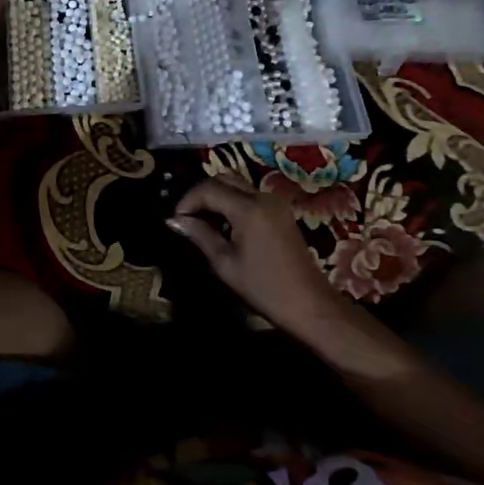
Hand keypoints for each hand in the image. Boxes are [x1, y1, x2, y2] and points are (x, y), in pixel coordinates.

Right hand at [167, 177, 349, 336]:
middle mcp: (263, 197)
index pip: (208, 189)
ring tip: (201, 221)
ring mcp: (275, 203)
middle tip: (186, 217)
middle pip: (223, 179)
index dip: (187, 201)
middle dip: (200, 194)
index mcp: (248, 208)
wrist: (309, 304)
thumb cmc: (263, 286)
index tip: (175, 220)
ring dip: (216, 197)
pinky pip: (249, 195)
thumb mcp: (224, 262)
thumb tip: (174, 220)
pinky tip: (222, 224)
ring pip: (237, 185)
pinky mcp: (281, 212)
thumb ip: (200, 235)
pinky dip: (231, 202)